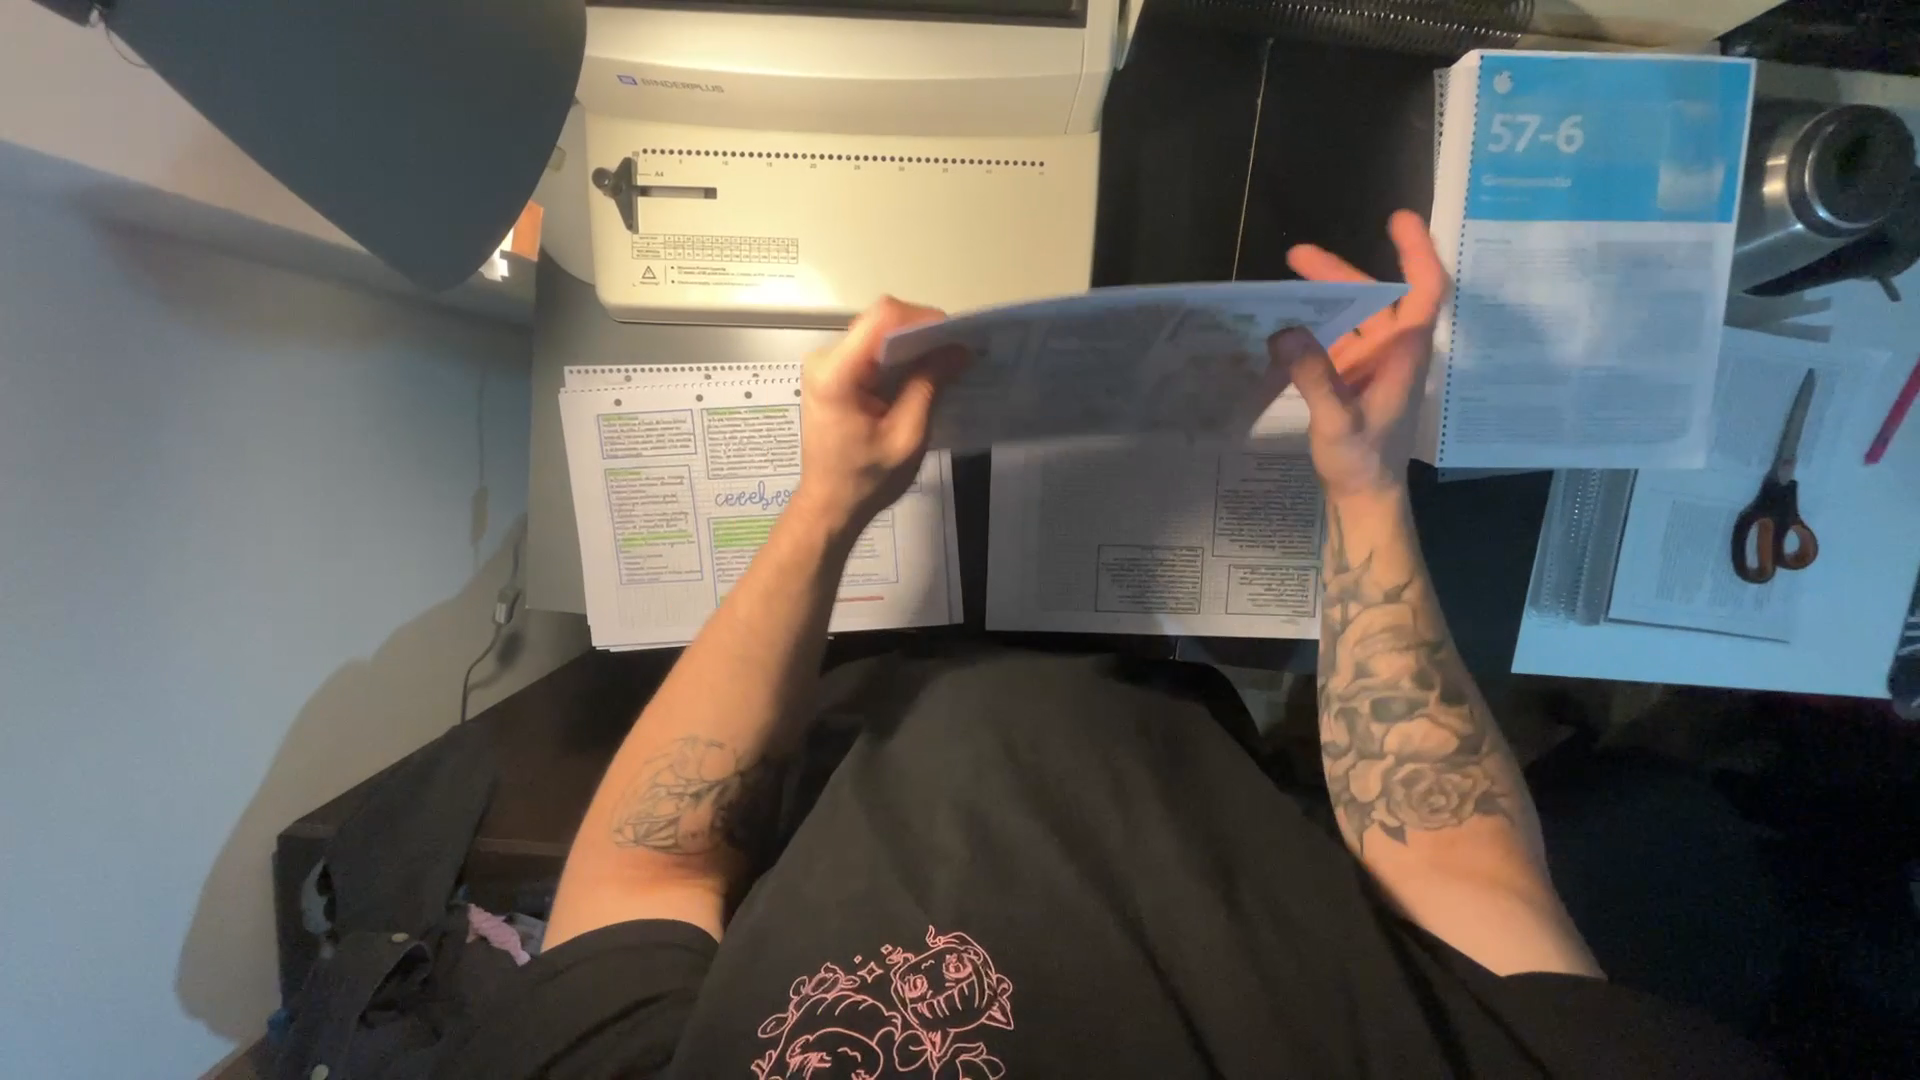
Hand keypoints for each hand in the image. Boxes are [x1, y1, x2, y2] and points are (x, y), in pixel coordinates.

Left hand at [792, 297, 960, 537]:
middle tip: (958, 353)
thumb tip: (959, 350)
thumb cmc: (866, 480)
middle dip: (923, 333)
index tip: (956, 339)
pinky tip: (923, 374)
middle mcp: (826, 359)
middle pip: (880, 322)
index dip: (924, 320)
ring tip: (946, 363)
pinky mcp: (835, 374)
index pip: (883, 318)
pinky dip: (900, 358)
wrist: (830, 505)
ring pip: (878, 334)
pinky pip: (872, 352)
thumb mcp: (907, 437)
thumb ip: (929, 386)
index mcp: (837, 373)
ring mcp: (828, 365)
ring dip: (913, 346)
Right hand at [1269, 210, 1449, 501]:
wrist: (1364, 493)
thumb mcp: (1337, 419)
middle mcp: (1391, 351)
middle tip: (1296, 256)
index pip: (1424, 290)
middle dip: (1340, 273)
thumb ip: (1314, 376)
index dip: (1415, 252)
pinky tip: (1285, 326)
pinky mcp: (1350, 379)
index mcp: (1403, 353)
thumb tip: (1284, 331)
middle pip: (1376, 298)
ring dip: (1324, 298)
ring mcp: (1370, 365)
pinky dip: (1313, 328)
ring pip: (1353, 317)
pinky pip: (1334, 341)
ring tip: (1284, 282)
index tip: (1396, 220)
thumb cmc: (1362, 459)